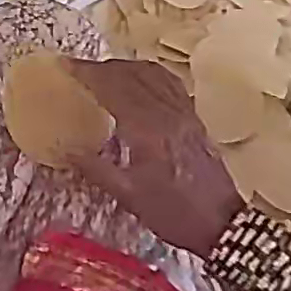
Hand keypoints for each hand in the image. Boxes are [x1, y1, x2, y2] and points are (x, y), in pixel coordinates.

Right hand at [65, 58, 243, 255]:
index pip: (113, 87)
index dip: (88, 73)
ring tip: (103, 71)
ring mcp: (183, 111)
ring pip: (150, 72)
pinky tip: (138, 79)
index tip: (66, 65)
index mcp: (147, 129)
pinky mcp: (193, 116)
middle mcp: (166, 112)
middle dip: (100, 67)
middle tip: (77, 69)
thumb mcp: (128, 196)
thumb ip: (95, 168)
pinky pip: (168, 81)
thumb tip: (66, 148)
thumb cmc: (174, 212)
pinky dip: (148, 72)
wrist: (223, 225)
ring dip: (123, 66)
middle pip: (130, 74)